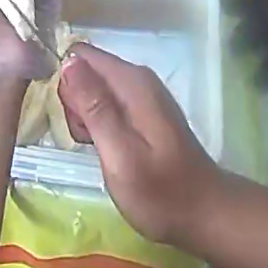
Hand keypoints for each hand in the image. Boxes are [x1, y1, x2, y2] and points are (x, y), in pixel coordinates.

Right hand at [58, 43, 223, 244]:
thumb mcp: (119, 153)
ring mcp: (142, 94)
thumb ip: (95, 106)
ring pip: (94, 90)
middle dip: (74, 102)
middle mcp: (137, 78)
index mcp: (132, 81)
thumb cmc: (159, 190)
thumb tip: (70, 62)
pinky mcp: (142, 111)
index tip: (65, 115)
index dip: (65, 80)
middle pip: (87, 72)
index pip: (83, 55)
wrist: (202, 211)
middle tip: (86, 138)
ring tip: (95, 147)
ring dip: (83, 116)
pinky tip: (104, 149)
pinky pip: (107, 105)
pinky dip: (97, 125)